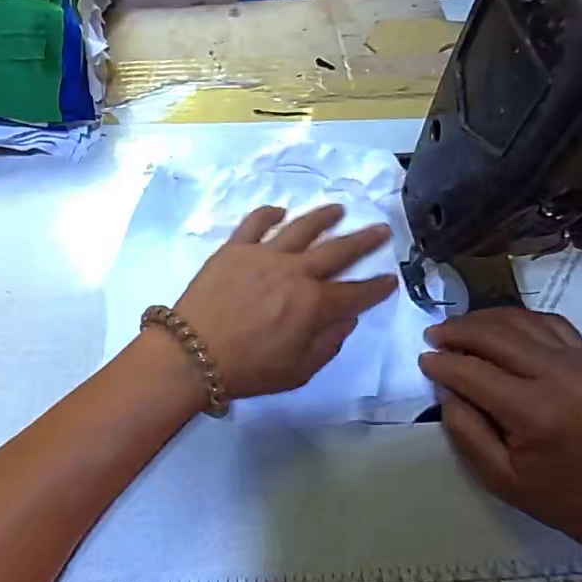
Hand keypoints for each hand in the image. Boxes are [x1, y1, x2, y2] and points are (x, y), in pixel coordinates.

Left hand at [171, 204, 397, 400]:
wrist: (191, 354)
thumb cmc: (248, 370)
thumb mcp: (299, 371)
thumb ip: (329, 343)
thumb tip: (347, 318)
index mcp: (314, 304)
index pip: (356, 293)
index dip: (377, 287)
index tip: (390, 279)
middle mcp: (295, 272)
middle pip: (338, 250)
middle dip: (364, 240)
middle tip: (381, 229)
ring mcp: (264, 255)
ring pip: (301, 228)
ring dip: (324, 217)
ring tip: (339, 210)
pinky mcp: (235, 249)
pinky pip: (256, 223)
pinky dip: (270, 213)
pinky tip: (280, 210)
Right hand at [419, 308, 581, 555]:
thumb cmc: (564, 499)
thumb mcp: (500, 478)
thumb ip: (465, 430)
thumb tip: (446, 388)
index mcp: (536, 412)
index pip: (474, 372)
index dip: (443, 363)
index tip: (423, 360)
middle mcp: (560, 376)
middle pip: (496, 336)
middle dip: (458, 331)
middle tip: (433, 335)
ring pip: (522, 321)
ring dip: (484, 319)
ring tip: (459, 327)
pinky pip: (550, 323)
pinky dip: (519, 319)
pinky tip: (501, 327)